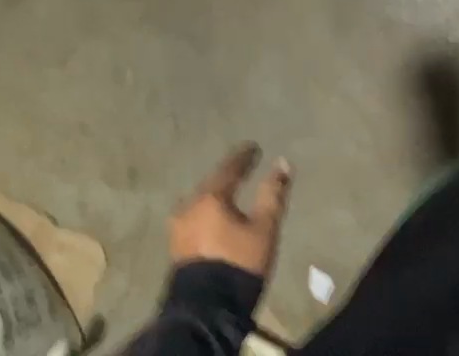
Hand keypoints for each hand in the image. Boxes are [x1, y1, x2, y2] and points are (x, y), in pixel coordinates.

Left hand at [169, 143, 292, 278]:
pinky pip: (194, 216)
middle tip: (242, 166)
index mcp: (211, 197)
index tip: (254, 147)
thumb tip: (282, 163)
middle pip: (212, 182)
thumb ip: (273, 194)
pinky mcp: (176, 246)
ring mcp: (179, 227)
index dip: (243, 157)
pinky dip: (207, 210)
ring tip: (228, 191)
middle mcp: (190, 206)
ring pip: (200, 200)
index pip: (230, 168)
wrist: (206, 310)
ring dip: (215, 193)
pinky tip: (213, 215)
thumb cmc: (238, 263)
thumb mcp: (264, 228)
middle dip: (228, 174)